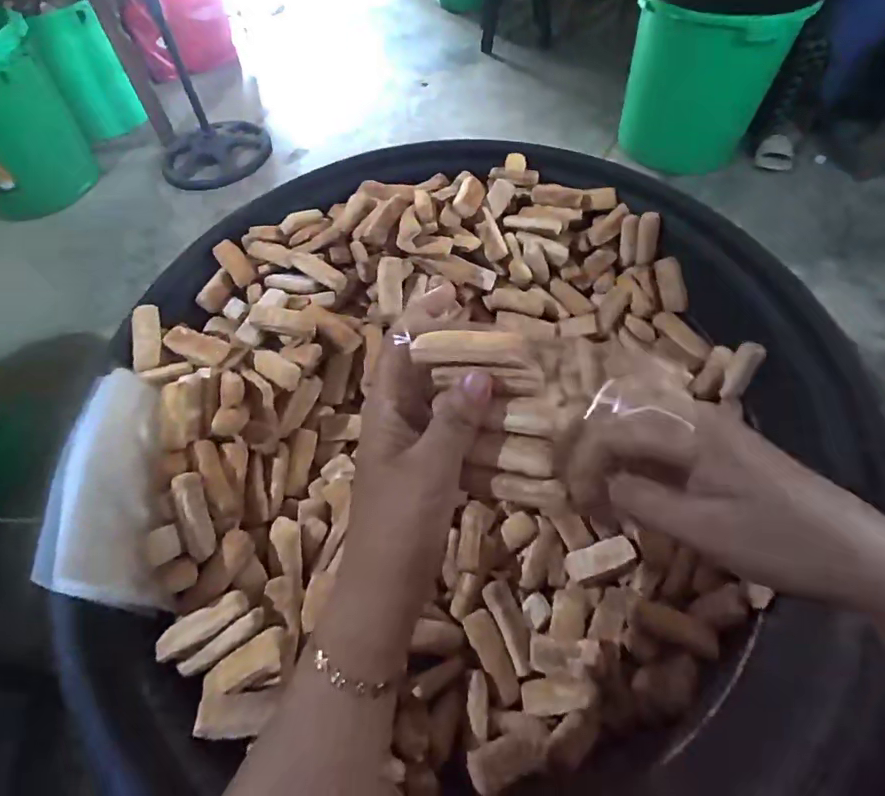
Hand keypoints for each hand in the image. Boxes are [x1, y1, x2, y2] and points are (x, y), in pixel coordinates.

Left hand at [341, 287, 491, 633]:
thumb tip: (482, 372)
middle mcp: (394, 419)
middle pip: (418, 366)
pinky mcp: (426, 467)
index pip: (399, 348)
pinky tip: (499, 411)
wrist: (384, 591)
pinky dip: (471, 412)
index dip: (422, 316)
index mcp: (385, 410)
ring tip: (500, 357)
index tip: (452, 293)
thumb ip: (454, 419)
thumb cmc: (401, 524)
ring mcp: (409, 444)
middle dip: (447, 340)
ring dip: (463, 375)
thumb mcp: (430, 469)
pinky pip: (449, 427)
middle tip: (487, 323)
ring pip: (436, 396)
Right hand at [564, 378, 884, 608]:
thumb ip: (644, 501)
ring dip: (616, 458)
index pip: (615, 431)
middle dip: (593, 452)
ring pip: (645, 431)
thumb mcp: (703, 530)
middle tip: (575, 490)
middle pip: (626, 420)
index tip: (571, 500)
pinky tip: (639, 493)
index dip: (585, 462)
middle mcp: (698, 418)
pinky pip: (668, 446)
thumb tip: (601, 484)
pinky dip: (643, 465)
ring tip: (598, 493)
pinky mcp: (726, 451)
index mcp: (690, 429)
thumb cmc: (777, 541)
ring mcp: (714, 431)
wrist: (856, 550)